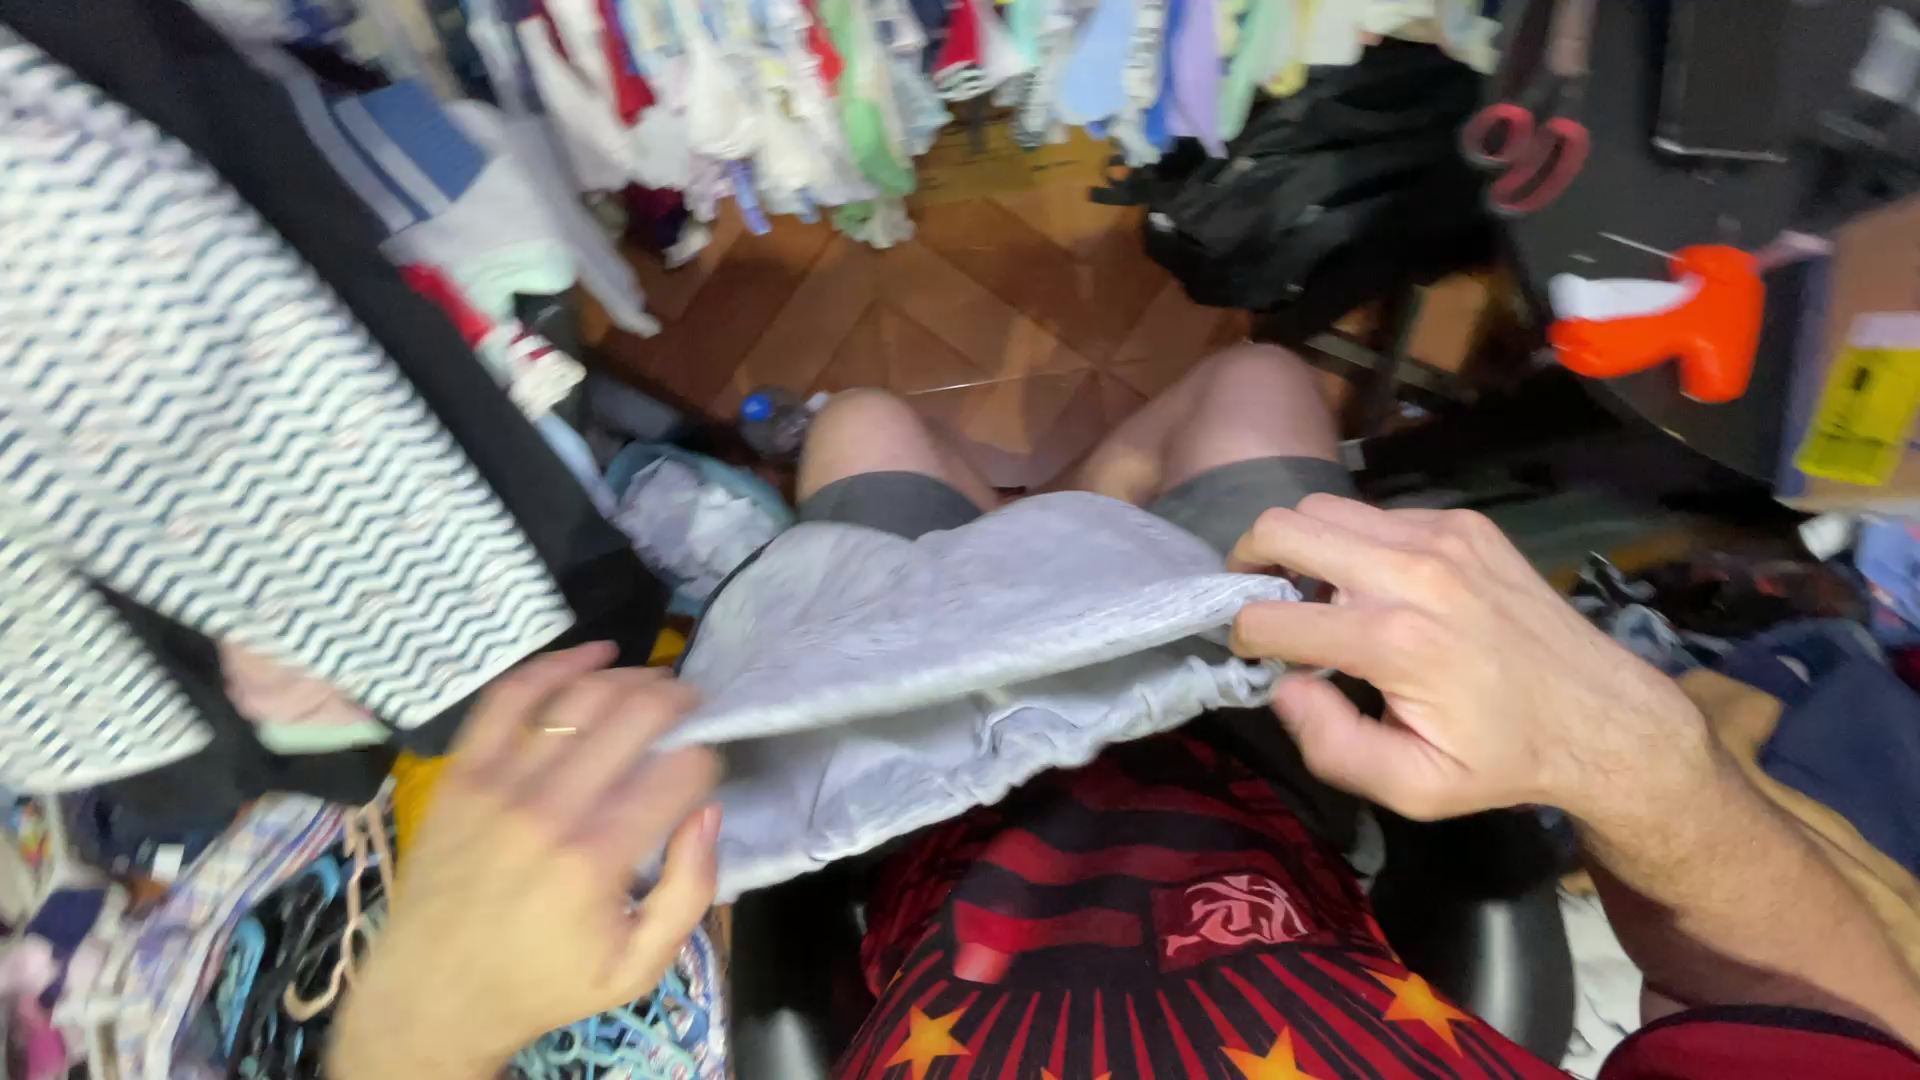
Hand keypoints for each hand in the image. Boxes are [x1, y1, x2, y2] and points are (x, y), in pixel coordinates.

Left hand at [329, 644, 720, 1079]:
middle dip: (681, 700)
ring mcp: (500, 784)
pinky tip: (594, 653)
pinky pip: (510, 697)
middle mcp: (550, 808)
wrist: (425, 1005)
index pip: (682, 770)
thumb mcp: (639, 966)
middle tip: (695, 707)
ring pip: (583, 697)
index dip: (708, 760)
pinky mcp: (463, 774)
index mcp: (598, 857)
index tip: (704, 771)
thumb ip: (691, 890)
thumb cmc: (544, 983)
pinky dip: (556, 664)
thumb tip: (709, 812)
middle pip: (637, 716)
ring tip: (656, 682)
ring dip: (632, 677)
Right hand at [1227, 495, 1712, 822]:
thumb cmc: (1501, 759)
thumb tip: (1282, 682)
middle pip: (1281, 527)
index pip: (1268, 618)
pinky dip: (1351, 543)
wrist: (1610, 719)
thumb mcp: (1412, 787)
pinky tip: (1375, 582)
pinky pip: (1371, 514)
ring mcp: (1440, 536)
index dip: (1243, 638)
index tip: (1255, 654)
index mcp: (1394, 641)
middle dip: (1247, 562)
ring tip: (1313, 587)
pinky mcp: (1461, 523)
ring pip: (1319, 509)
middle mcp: (1412, 571)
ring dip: (1298, 546)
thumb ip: (1328, 743)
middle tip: (1256, 594)